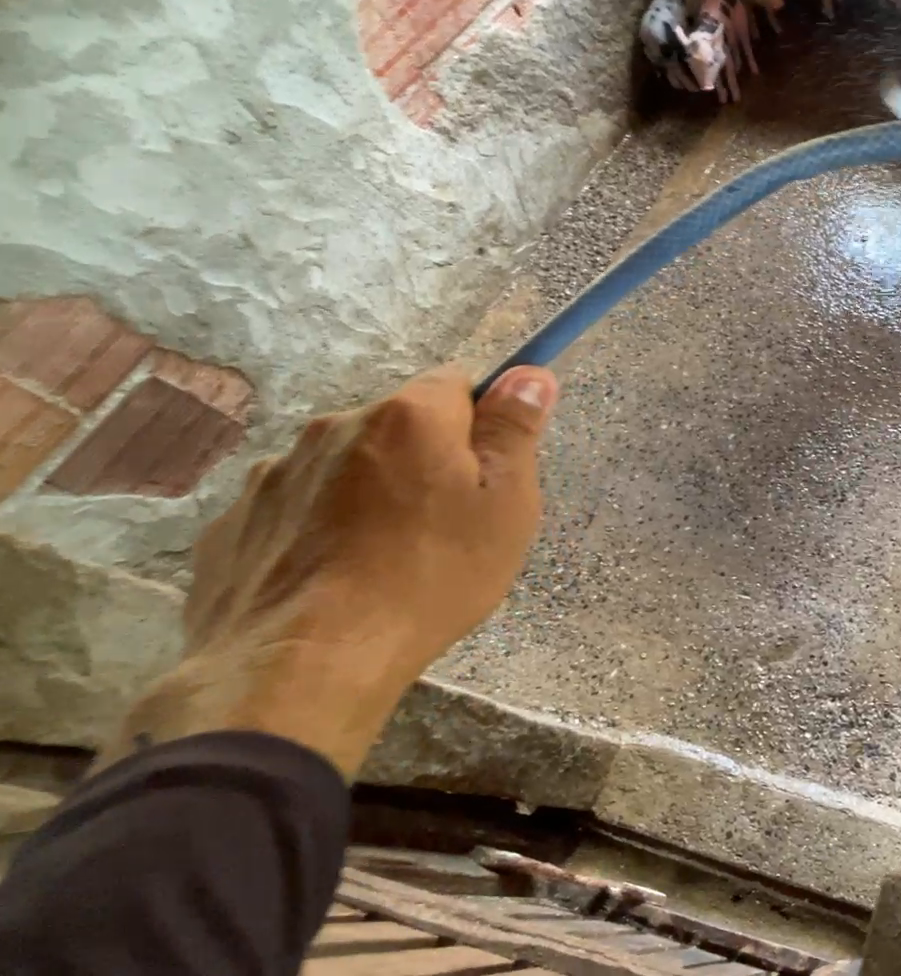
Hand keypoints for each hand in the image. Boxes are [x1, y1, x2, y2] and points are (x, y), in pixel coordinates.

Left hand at [103, 365, 559, 777]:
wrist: (305, 663)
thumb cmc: (432, 577)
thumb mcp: (506, 506)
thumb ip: (515, 431)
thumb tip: (530, 374)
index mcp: (409, 416)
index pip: (458, 382)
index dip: (483, 419)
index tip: (491, 469)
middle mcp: (334, 426)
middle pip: (399, 425)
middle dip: (426, 457)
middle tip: (449, 522)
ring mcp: (274, 473)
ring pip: (345, 465)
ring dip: (370, 489)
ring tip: (387, 557)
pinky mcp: (233, 522)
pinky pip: (296, 507)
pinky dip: (320, 527)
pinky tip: (334, 577)